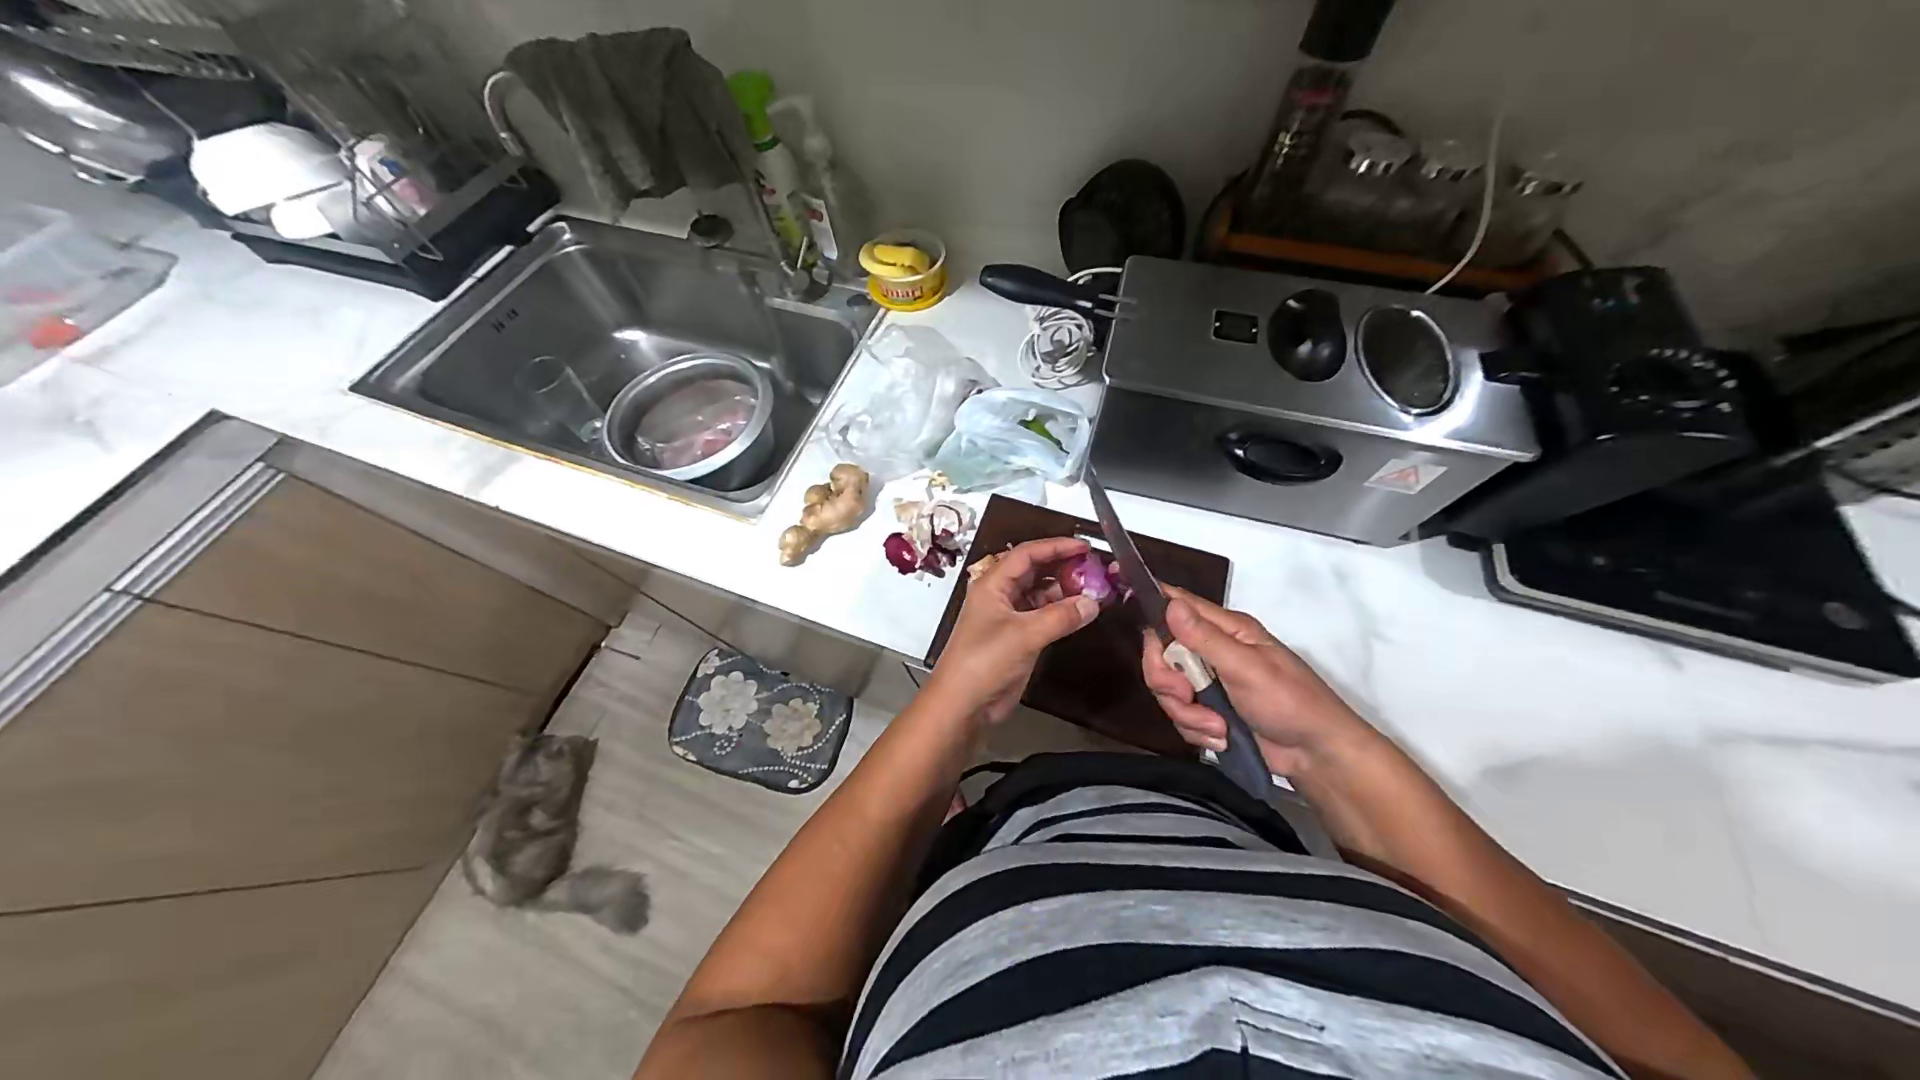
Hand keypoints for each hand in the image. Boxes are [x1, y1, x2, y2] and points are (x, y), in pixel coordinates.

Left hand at [927, 537, 1101, 725]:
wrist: (963, 704)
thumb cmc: (983, 662)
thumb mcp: (1025, 634)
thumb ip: (1061, 616)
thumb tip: (1092, 602)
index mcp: (992, 584)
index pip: (1026, 554)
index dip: (1055, 546)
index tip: (1083, 547)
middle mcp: (999, 596)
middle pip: (1034, 571)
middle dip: (1062, 567)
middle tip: (1092, 567)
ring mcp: (1008, 617)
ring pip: (1040, 593)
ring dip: (1064, 590)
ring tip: (1093, 589)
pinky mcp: (1017, 638)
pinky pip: (1043, 615)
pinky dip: (1061, 612)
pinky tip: (1081, 612)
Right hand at [1141, 586, 1372, 775]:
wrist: (1315, 755)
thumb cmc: (1290, 702)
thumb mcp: (1247, 667)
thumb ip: (1205, 638)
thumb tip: (1170, 604)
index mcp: (1226, 629)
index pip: (1178, 606)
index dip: (1155, 611)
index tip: (1143, 631)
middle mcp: (1212, 651)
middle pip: (1162, 654)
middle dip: (1167, 680)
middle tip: (1185, 695)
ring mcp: (1209, 683)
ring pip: (1168, 690)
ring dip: (1188, 714)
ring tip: (1218, 727)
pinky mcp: (1208, 712)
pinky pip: (1181, 716)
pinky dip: (1198, 730)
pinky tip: (1222, 737)